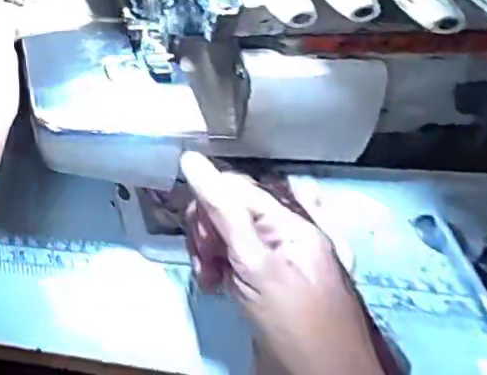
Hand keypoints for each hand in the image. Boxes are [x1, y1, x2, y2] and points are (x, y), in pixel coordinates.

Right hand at [180, 152, 383, 374]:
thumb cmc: (296, 327)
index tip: (199, 234)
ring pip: (225, 231)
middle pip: (227, 207)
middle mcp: (284, 235)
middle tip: (205, 258)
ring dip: (207, 250)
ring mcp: (276, 259)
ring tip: (207, 275)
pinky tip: (215, 282)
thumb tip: (191, 158)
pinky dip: (216, 265)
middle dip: (206, 229)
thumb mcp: (255, 265)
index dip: (208, 202)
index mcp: (291, 225)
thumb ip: (222, 209)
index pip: (235, 187)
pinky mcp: (265, 279)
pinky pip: (232, 255)